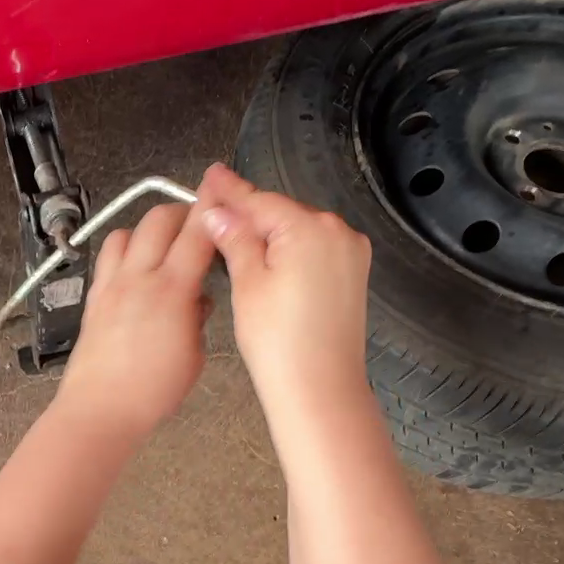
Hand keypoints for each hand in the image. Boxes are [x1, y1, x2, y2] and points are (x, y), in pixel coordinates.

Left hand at [54, 200, 218, 439]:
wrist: (100, 410)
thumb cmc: (149, 393)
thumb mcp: (193, 357)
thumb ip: (197, 319)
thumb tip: (196, 301)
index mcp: (171, 291)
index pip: (197, 233)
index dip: (212, 207)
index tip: (220, 191)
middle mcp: (137, 279)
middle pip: (158, 220)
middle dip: (180, 213)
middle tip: (195, 226)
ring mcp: (110, 287)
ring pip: (126, 233)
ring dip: (147, 231)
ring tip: (161, 248)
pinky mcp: (93, 301)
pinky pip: (106, 261)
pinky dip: (123, 254)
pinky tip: (134, 274)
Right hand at [194, 163, 373, 421]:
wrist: (319, 388)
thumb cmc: (279, 343)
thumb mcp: (247, 285)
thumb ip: (235, 241)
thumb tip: (219, 214)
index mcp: (309, 228)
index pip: (260, 200)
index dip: (230, 190)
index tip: (211, 175)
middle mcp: (338, 232)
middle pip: (282, 214)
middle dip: (249, 213)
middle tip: (214, 210)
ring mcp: (350, 254)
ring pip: (299, 233)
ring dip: (268, 234)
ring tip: (234, 237)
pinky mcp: (352, 276)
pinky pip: (314, 252)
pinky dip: (289, 252)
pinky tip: (267, 261)